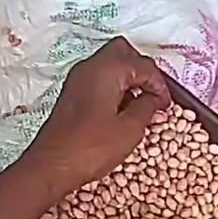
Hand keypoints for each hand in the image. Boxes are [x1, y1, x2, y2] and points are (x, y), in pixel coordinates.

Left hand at [20, 37, 170, 192]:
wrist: (52, 165)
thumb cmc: (90, 148)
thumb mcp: (130, 129)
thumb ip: (147, 108)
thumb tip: (153, 99)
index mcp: (107, 69)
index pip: (144, 65)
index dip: (160, 85)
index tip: (165, 105)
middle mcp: (90, 67)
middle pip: (124, 52)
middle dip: (142, 72)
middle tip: (153, 96)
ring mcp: (77, 80)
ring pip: (109, 65)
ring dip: (127, 80)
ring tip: (139, 107)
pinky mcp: (71, 95)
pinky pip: (98, 80)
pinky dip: (113, 89)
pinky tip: (121, 112)